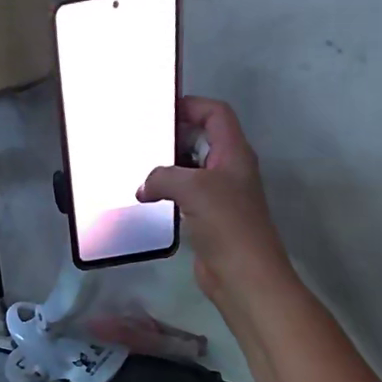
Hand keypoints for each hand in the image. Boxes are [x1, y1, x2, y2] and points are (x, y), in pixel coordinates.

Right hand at [139, 97, 292, 308]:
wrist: (243, 275)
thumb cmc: (227, 224)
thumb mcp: (194, 188)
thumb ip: (163, 177)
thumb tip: (143, 188)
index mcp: (234, 153)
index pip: (216, 114)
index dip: (192, 105)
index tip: (161, 109)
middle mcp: (230, 171)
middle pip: (202, 140)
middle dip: (174, 137)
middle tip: (143, 139)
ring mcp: (220, 198)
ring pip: (191, 171)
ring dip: (168, 169)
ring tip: (138, 168)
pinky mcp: (208, 221)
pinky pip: (185, 199)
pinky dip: (168, 195)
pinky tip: (148, 201)